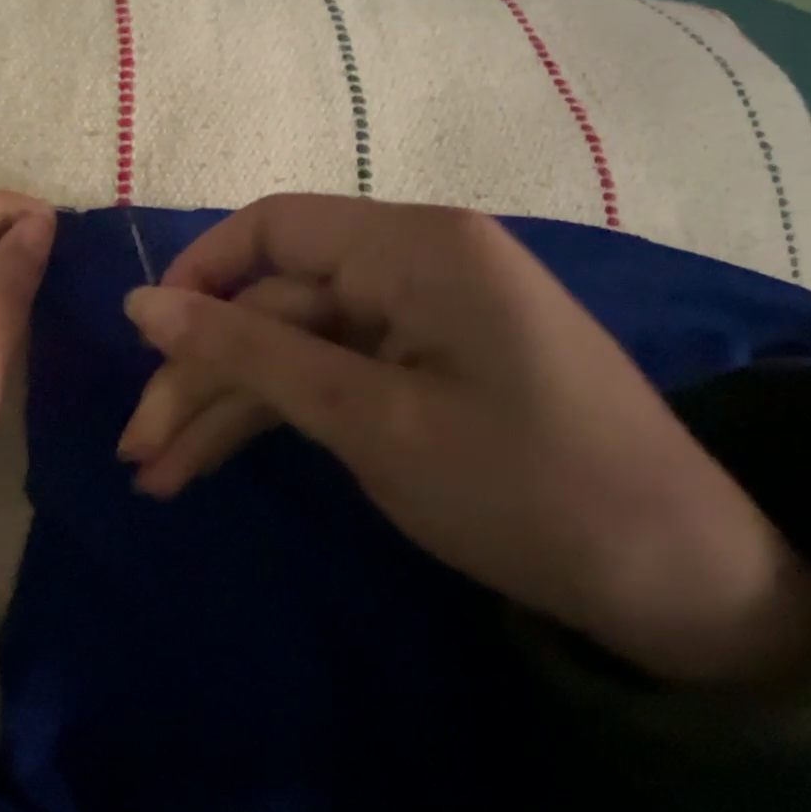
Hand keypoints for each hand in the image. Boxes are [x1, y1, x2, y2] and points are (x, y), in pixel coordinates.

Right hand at [118, 195, 810, 686]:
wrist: (673, 582)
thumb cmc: (521, 486)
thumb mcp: (367, 418)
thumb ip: (247, 354)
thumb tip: (138, 305)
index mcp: (414, 247)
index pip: (271, 228)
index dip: (196, 277)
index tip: (141, 343)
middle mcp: (409, 268)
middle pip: (269, 305)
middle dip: (198, 376)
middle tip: (137, 450)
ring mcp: (411, 325)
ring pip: (285, 351)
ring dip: (219, 410)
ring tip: (155, 476)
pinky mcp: (413, 373)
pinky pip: (320, 380)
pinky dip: (266, 421)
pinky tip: (206, 465)